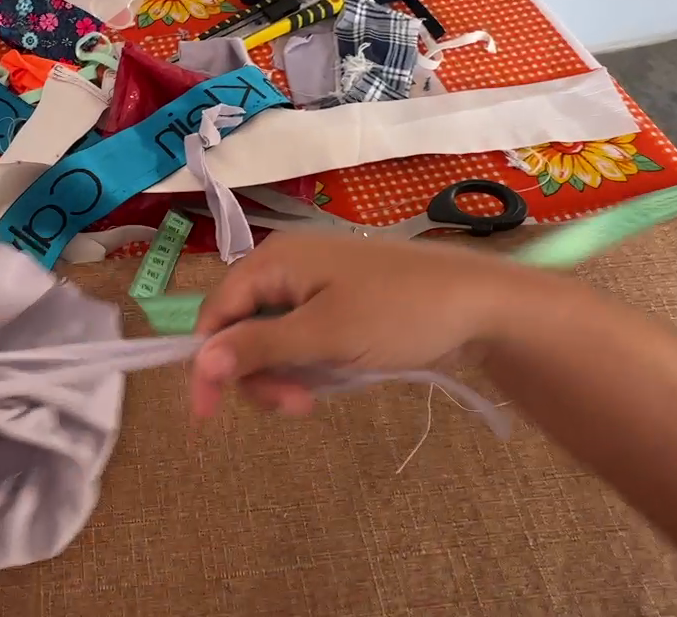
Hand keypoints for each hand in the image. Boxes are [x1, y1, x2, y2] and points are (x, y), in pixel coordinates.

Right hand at [190, 234, 545, 417]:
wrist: (479, 301)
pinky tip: (333, 377)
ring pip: (271, 335)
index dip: (209, 362)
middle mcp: (284, 264)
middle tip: (297, 406)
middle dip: (259, 372)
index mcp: (273, 260)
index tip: (208, 416)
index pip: (216, 312)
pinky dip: (307, 361)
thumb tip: (198, 363)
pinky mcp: (334, 297)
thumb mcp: (324, 337)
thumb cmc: (397, 313)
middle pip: (242, 325)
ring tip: (318, 397)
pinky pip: (300, 333)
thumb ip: (258, 348)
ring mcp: (311, 279)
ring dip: (285, 372)